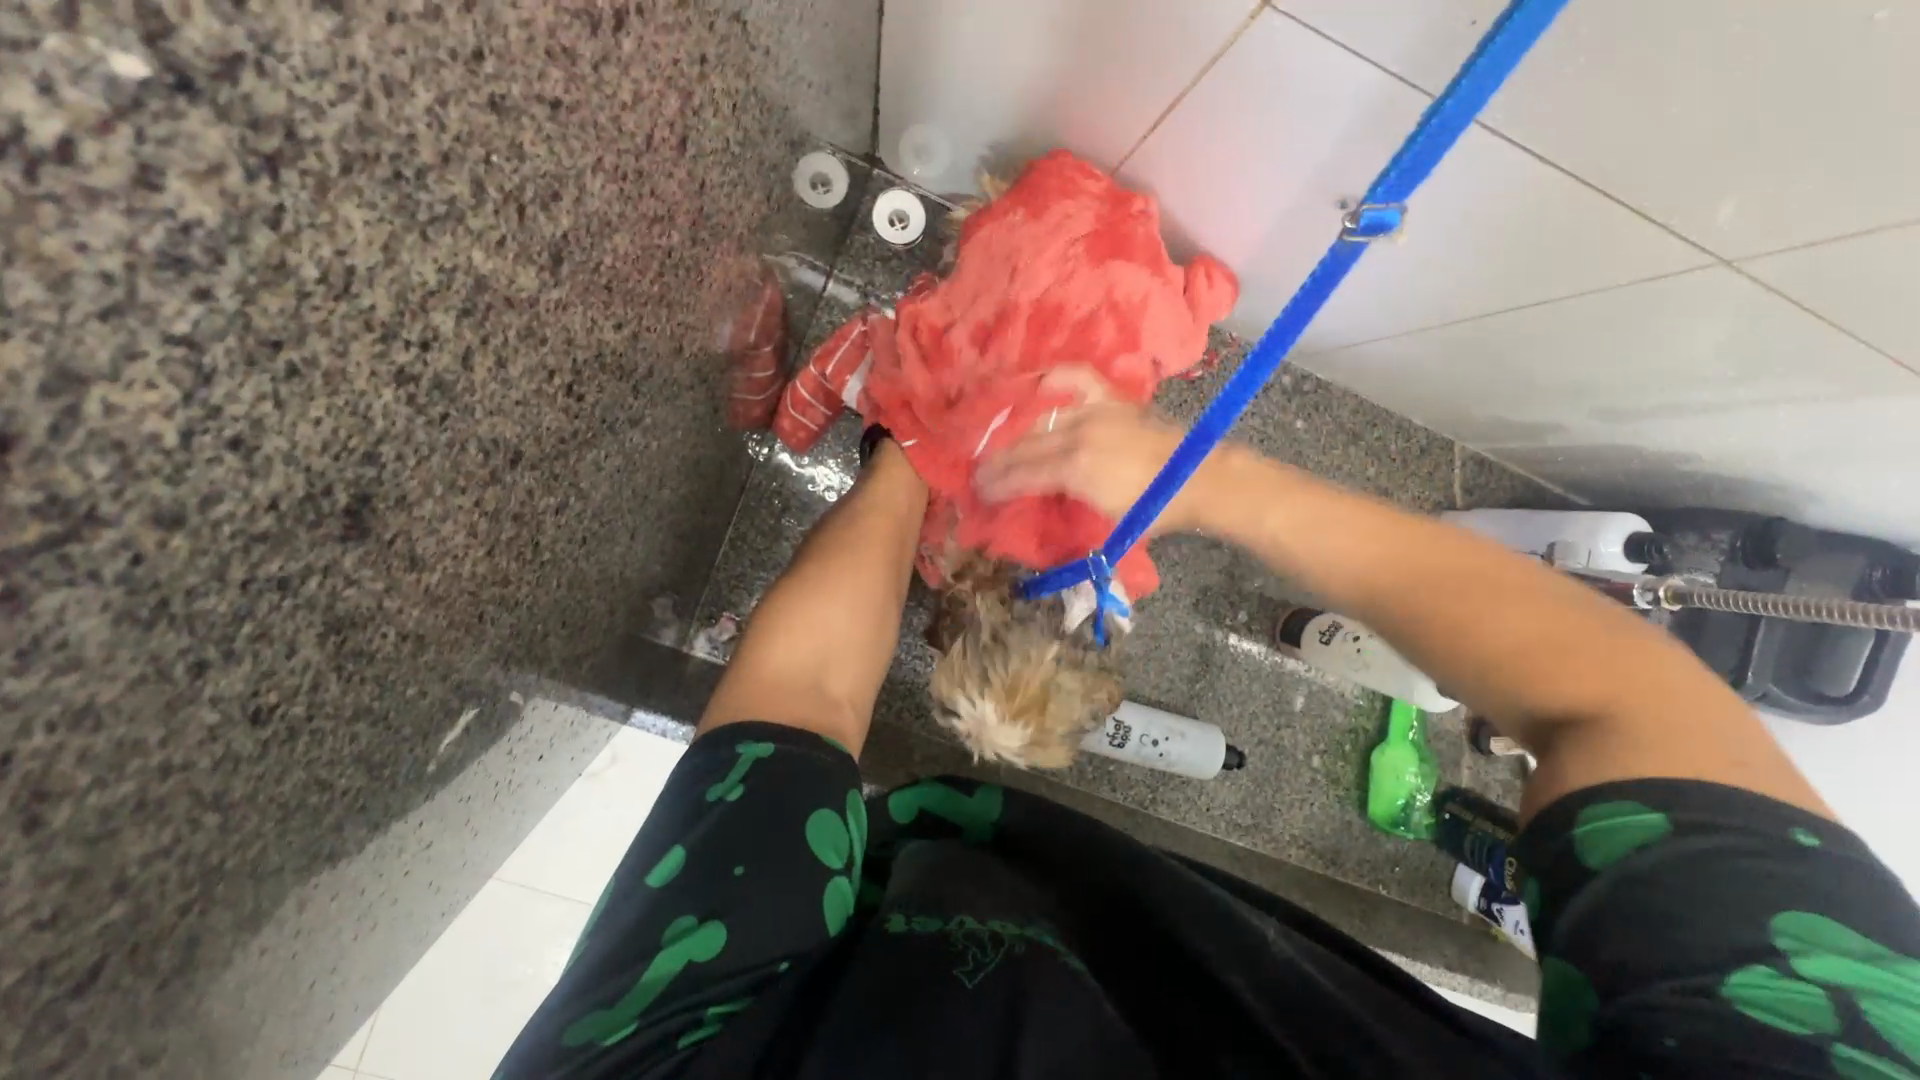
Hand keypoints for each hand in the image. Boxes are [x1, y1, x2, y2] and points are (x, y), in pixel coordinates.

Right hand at [975, 394, 1232, 535]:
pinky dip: (1055, 380)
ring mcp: (1095, 412)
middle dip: (999, 461)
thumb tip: (1038, 500)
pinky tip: (1040, 386)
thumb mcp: (1106, 519)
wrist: (1199, 479)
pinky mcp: (1112, 400)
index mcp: (1075, 468)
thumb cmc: (1154, 509)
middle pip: (1026, 445)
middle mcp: (1079, 434)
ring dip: (1018, 433)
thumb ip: (1066, 505)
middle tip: (981, 473)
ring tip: (1004, 446)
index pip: (1022, 474)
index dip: (997, 483)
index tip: (978, 491)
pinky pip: (1076, 380)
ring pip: (1043, 418)